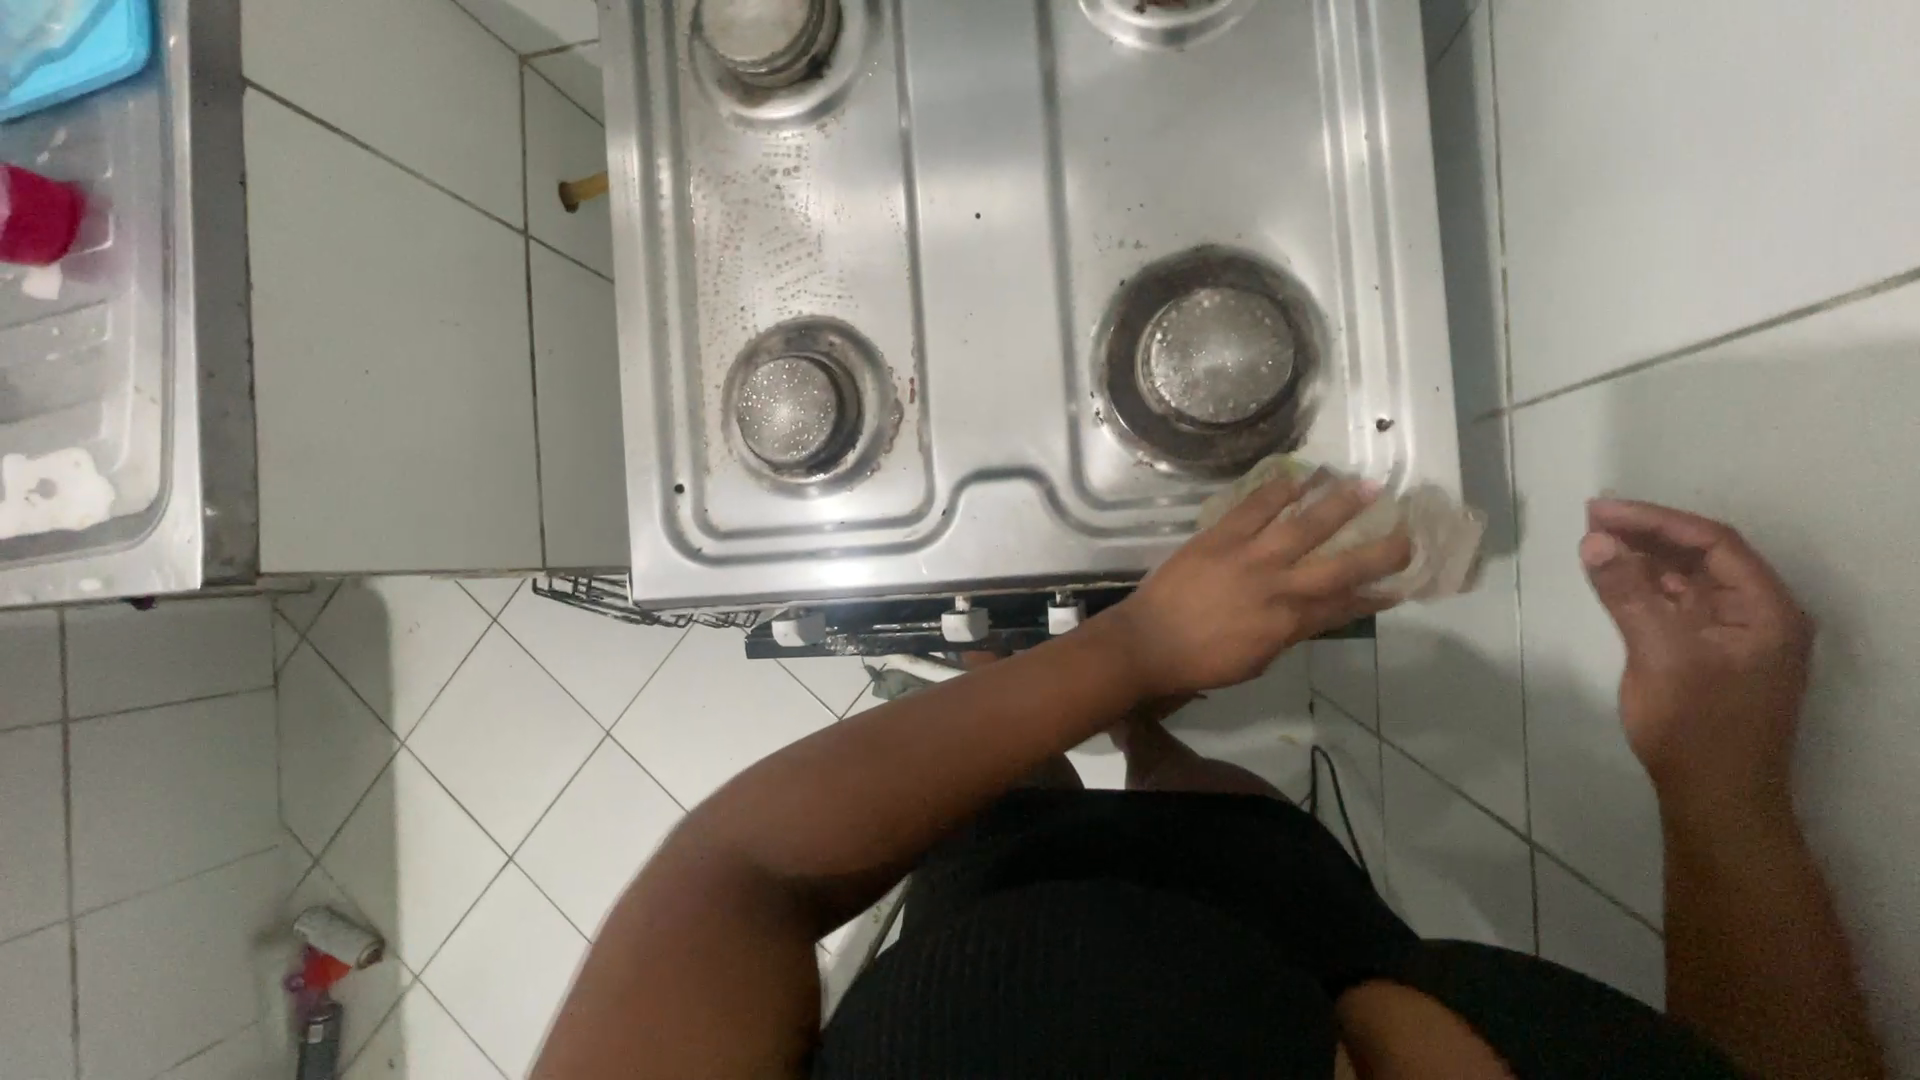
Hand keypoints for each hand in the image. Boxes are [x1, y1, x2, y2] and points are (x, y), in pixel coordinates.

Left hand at [1098, 473, 1412, 697]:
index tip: (1403, 585)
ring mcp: (1248, 557)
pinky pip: (1253, 508)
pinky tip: (1300, 476)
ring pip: (1303, 526)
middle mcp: (1278, 587)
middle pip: (1339, 565)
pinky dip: (1277, 490)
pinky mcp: (1218, 538)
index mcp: (1287, 624)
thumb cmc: (1199, 662)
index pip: (1343, 608)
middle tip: (1410, 531)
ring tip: (1368, 483)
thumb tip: (1308, 616)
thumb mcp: (1254, 661)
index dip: (1374, 596)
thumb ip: (1285, 635)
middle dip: (1379, 550)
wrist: (1147, 643)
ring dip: (1338, 504)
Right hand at [1581, 499, 1812, 813]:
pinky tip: (1611, 576)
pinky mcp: (1706, 651)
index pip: (1714, 544)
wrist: (1715, 794)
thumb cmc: (1696, 726)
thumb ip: (1627, 594)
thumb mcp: (1659, 655)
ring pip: (1687, 578)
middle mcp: (1757, 614)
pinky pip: (1675, 603)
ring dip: (1642, 556)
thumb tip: (1594, 540)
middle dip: (1648, 533)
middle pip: (1703, 556)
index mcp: (1766, 610)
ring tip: (1594, 540)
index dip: (1656, 521)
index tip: (1599, 512)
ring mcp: (1733, 634)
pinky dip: (1642, 585)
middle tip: (1591, 518)